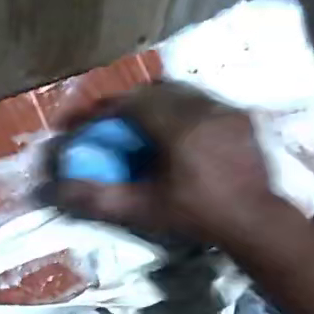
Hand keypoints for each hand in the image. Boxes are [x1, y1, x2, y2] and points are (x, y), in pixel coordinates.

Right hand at [52, 82, 286, 246]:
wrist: (256, 223)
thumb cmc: (199, 218)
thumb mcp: (145, 210)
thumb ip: (101, 198)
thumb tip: (57, 190)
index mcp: (178, 126)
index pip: (130, 103)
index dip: (102, 110)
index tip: (84, 123)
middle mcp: (203, 108)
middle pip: (154, 90)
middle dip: (127, 103)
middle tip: (110, 123)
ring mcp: (226, 110)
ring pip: (181, 91)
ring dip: (156, 102)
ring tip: (142, 125)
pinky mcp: (242, 118)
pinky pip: (204, 102)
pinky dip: (183, 109)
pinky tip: (178, 131)